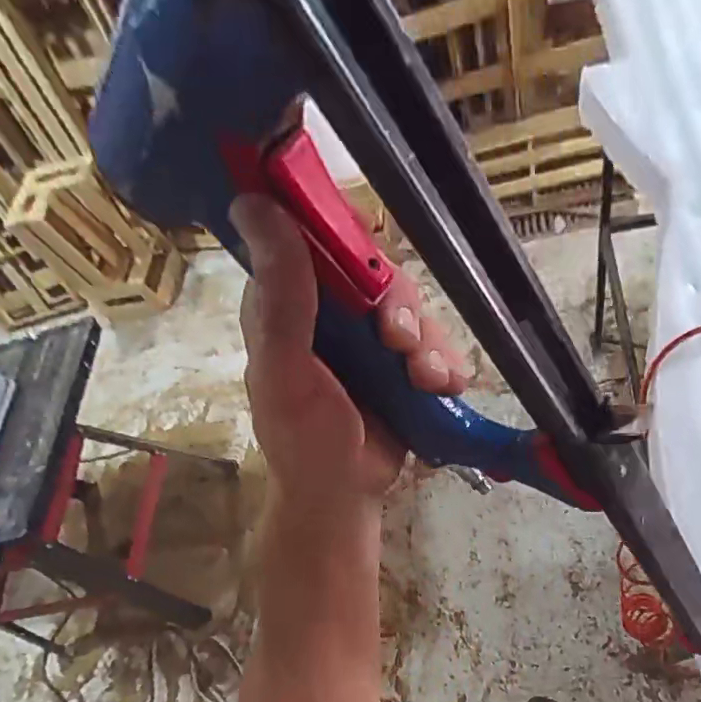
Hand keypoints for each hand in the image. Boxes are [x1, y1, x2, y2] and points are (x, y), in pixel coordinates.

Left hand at [229, 195, 470, 511]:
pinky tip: (441, 388)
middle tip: (396, 341)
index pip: (312, 240)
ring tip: (425, 379)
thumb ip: (280, 294)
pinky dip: (446, 363)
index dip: (340, 230)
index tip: (366, 242)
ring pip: (414, 308)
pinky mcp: (405, 366)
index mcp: (288, 303)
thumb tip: (255, 205)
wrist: (344, 496)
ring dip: (427, 342)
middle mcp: (330, 313)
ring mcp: (371, 340)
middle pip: (377, 273)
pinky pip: (438, 344)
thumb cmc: (303, 439)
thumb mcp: (284, 367)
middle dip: (398, 306)